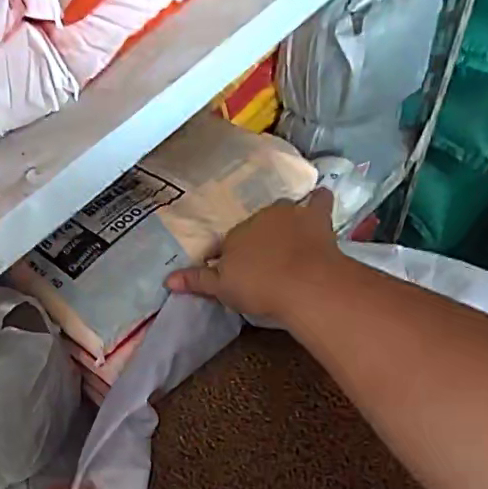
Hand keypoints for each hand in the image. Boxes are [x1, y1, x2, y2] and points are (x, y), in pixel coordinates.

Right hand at [166, 187, 348, 323]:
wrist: (304, 284)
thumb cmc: (259, 288)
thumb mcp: (223, 289)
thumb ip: (197, 281)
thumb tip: (167, 280)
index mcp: (234, 236)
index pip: (229, 244)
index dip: (233, 259)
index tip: (239, 275)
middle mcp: (258, 218)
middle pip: (255, 227)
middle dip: (258, 241)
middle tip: (265, 264)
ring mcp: (289, 215)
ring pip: (283, 212)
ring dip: (284, 222)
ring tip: (288, 240)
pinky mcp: (317, 219)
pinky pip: (319, 201)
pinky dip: (318, 200)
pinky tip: (319, 199)